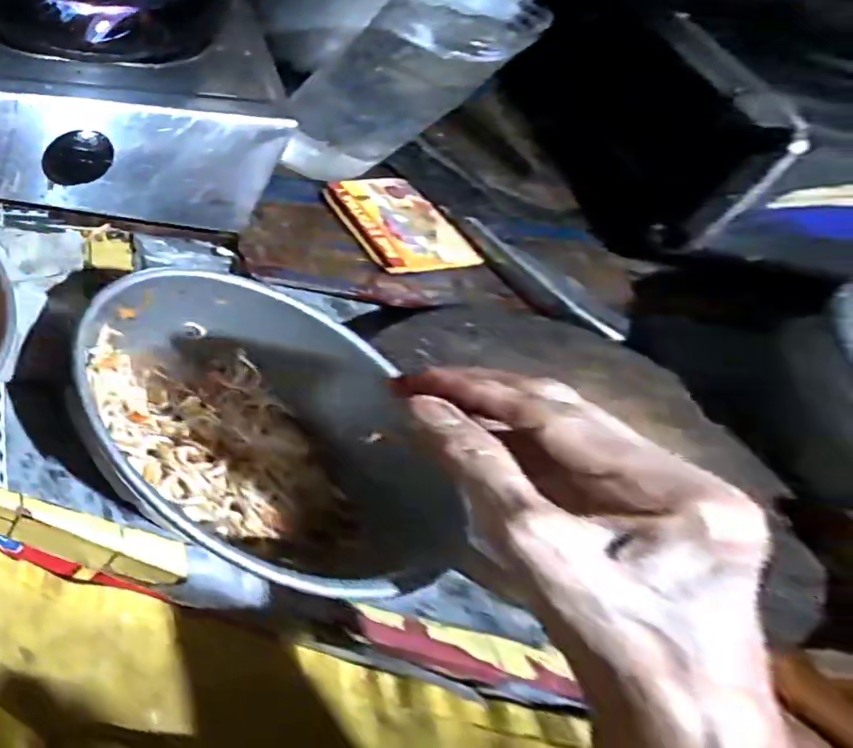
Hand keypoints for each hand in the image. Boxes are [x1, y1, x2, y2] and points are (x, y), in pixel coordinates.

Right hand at [396, 368, 780, 747]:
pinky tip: (473, 438)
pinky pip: (567, 460)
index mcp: (675, 483)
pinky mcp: (650, 515)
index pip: (554, 413)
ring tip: (435, 405)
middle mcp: (684, 476)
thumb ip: (475, 463)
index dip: (475, 390)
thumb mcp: (528, 540)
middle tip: (416, 386)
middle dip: (483, 394)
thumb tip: (419, 405)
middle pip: (564, 414)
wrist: (674, 715)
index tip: (409, 380)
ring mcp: (671, 496)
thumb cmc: (605, 629)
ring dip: (494, 416)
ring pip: (563, 433)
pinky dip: (513, 445)